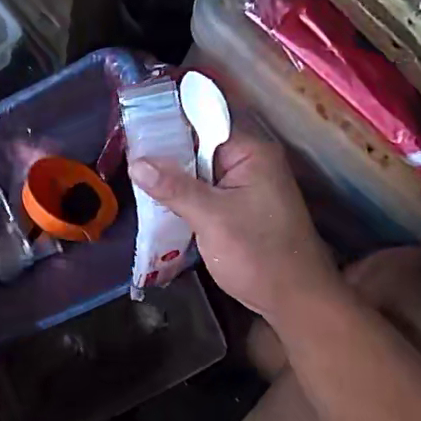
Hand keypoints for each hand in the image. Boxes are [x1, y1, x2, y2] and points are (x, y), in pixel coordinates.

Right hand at [129, 128, 341, 318]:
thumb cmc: (258, 255)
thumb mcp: (212, 219)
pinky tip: (156, 198)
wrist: (296, 301)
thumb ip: (174, 187)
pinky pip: (205, 190)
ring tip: (132, 170)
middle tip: (125, 149)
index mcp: (251, 152)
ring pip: (199, 169)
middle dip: (166, 149)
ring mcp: (245, 185)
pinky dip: (183, 193)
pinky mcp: (238, 207)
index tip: (134, 121)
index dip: (170, 119)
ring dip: (172, 174)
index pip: (205, 120)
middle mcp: (250, 161)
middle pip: (200, 143)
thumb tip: (136, 161)